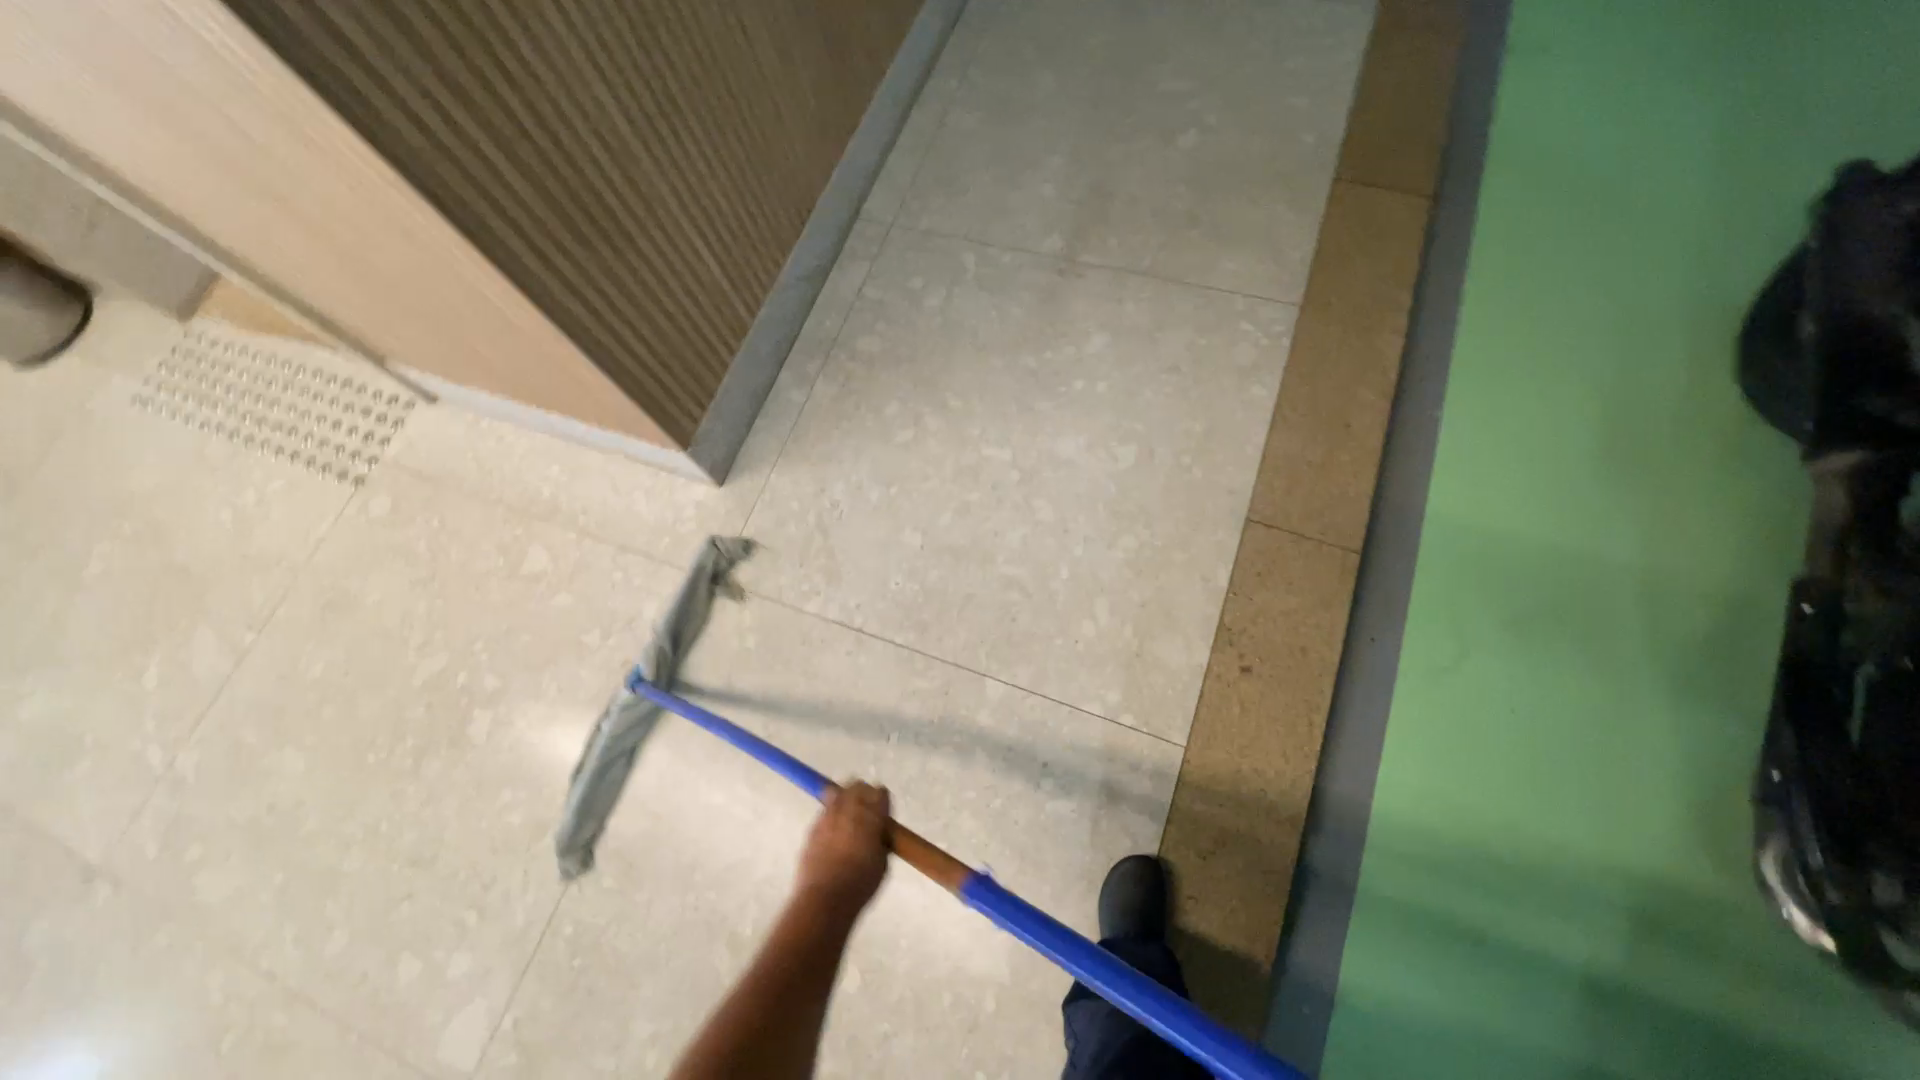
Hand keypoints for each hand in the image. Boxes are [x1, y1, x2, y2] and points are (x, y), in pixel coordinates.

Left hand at [793, 781, 890, 916]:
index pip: (880, 793)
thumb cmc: (860, 884)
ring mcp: (828, 817)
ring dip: (844, 799)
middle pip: (857, 787)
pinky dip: (830, 815)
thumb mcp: (882, 862)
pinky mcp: (812, 828)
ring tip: (846, 813)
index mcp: (872, 817)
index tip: (882, 809)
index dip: (882, 799)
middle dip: (862, 793)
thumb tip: (876, 833)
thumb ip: (880, 840)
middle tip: (865, 806)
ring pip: (837, 793)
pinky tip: (832, 830)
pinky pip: (824, 812)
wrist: (824, 898)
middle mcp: (849, 810)